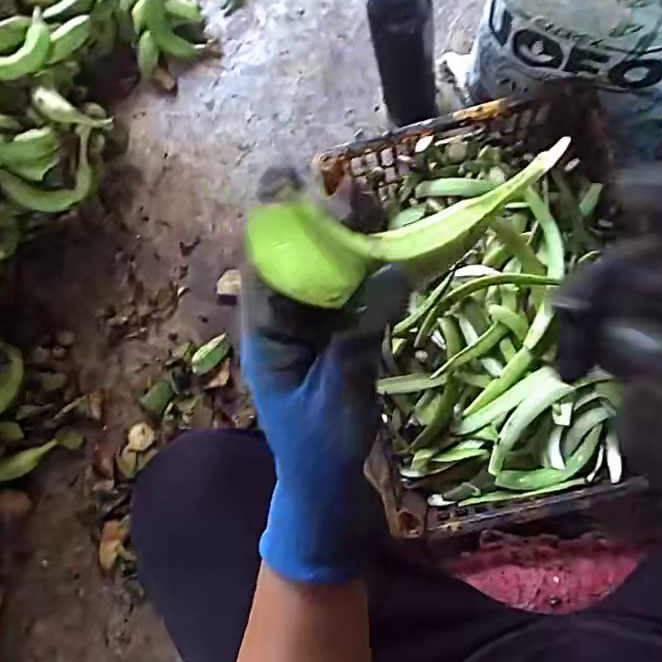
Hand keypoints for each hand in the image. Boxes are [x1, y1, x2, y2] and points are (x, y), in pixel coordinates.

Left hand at [240, 171, 409, 583]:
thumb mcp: (338, 396)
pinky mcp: (338, 330)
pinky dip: (371, 268)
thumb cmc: (320, 444)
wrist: (324, 479)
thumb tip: (395, 275)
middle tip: (356, 194)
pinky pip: (353, 290)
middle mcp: (286, 319)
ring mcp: (313, 323)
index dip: (281, 223)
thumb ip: (362, 338)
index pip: (267, 267)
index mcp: (267, 333)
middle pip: (299, 259)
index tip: (294, 182)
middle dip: (322, 223)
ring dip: (350, 238)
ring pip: (328, 269)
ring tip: (373, 206)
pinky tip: (390, 248)